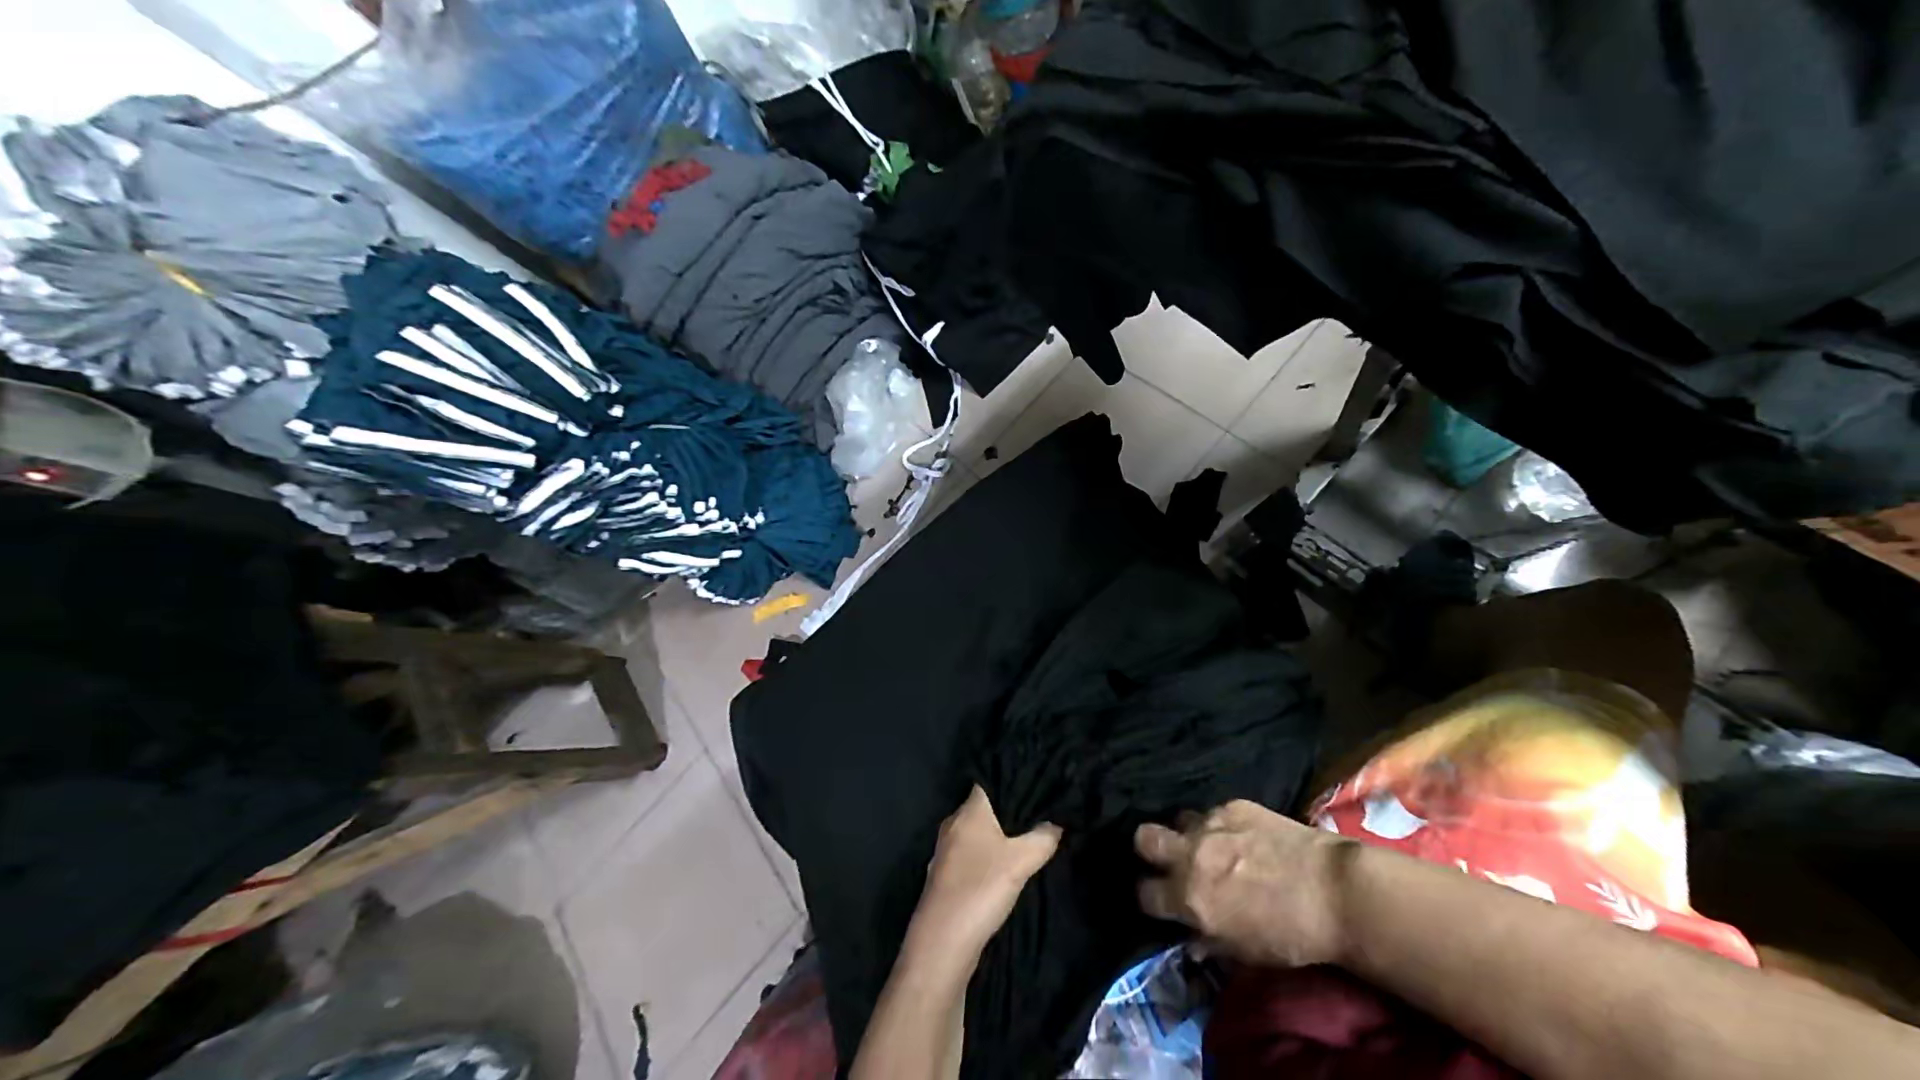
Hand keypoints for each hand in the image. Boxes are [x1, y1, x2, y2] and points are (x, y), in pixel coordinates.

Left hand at [910, 785, 1061, 957]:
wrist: (942, 942)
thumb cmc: (980, 888)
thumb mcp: (1021, 861)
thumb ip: (1043, 837)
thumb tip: (1057, 821)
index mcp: (967, 811)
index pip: (989, 780)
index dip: (1013, 778)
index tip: (1037, 779)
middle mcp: (953, 824)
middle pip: (984, 807)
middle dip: (1010, 808)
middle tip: (1041, 809)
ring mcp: (947, 850)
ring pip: (978, 831)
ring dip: (1000, 834)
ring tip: (1029, 836)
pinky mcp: (947, 875)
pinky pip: (973, 853)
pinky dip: (989, 855)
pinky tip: (1007, 865)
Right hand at [1135, 800, 1353, 967]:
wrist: (1337, 891)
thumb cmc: (1293, 935)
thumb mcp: (1246, 952)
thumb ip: (1210, 941)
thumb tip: (1193, 939)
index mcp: (1189, 898)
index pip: (1144, 893)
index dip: (1152, 899)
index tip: (1165, 903)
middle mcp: (1190, 856)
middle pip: (1143, 838)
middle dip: (1151, 850)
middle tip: (1172, 863)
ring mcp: (1211, 824)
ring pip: (1179, 820)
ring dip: (1189, 835)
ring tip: (1212, 847)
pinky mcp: (1234, 805)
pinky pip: (1214, 812)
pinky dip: (1222, 826)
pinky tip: (1245, 837)